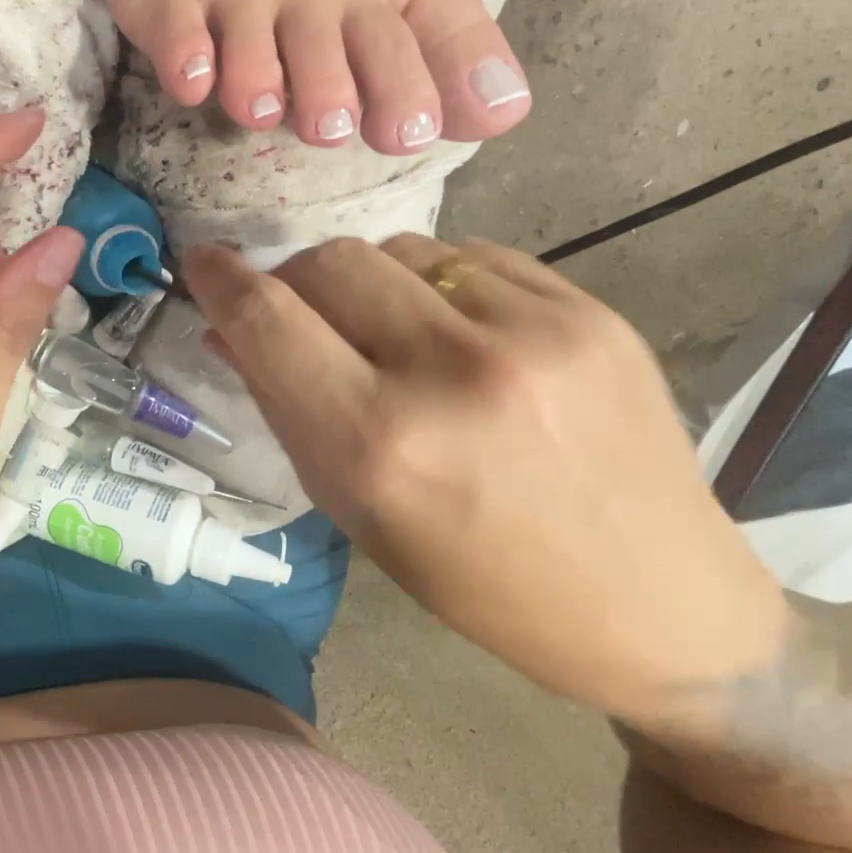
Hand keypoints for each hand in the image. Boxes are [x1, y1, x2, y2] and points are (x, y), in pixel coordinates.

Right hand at [79, 0, 531, 151]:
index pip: (440, 32)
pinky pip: (179, 34)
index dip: (457, 79)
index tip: (474, 120)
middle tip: (342, 124)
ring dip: (262, 87)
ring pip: (258, 57)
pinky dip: (185, 59)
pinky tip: (192, 77)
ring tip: (262, 108)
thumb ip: (433, 29)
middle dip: (361, 96)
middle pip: (353, 54)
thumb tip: (499, 112)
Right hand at [184, 235, 791, 719]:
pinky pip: (469, 257)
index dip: (219, 280)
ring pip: (398, 249)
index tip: (200, 263)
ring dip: (363, 281)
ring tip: (381, 329)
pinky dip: (433, 283)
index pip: (267, 321)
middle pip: (328, 262)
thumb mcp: (351, 508)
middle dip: (290, 280)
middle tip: (294, 313)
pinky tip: (450, 330)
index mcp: (377, 444)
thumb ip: (284, 409)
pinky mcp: (591, 313)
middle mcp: (450, 373)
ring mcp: (532, 333)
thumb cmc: (472, 580)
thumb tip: (228, 331)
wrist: (650, 603)